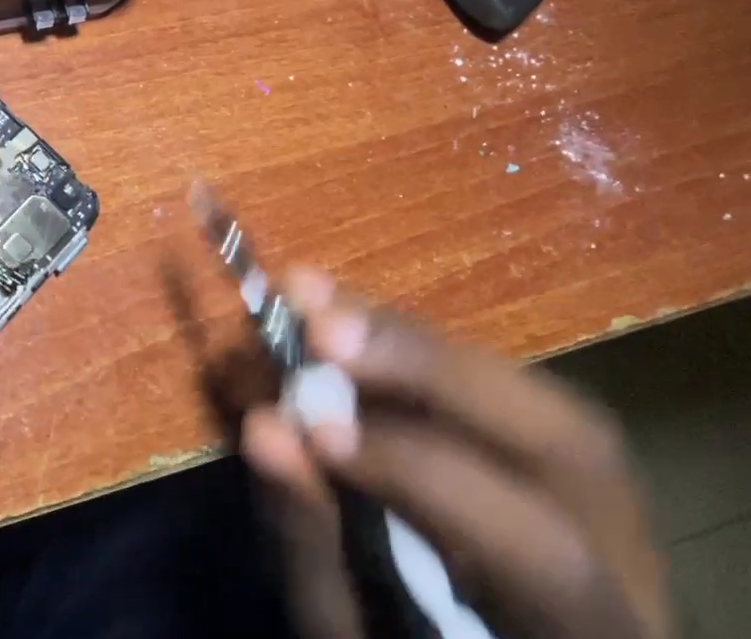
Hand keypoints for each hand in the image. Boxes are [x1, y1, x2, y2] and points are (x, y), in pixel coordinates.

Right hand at [240, 269, 668, 638]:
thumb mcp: (347, 630)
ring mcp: (608, 509)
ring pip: (535, 395)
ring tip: (304, 293)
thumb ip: (314, 539)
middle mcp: (633, 562)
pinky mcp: (554, 468)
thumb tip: (265, 423)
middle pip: (568, 438)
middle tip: (314, 327)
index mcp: (592, 636)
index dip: (420, 475)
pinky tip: (335, 307)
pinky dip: (406, 344)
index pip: (539, 549)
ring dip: (408, 338)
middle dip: (431, 369)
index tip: (303, 426)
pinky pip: (493, 388)